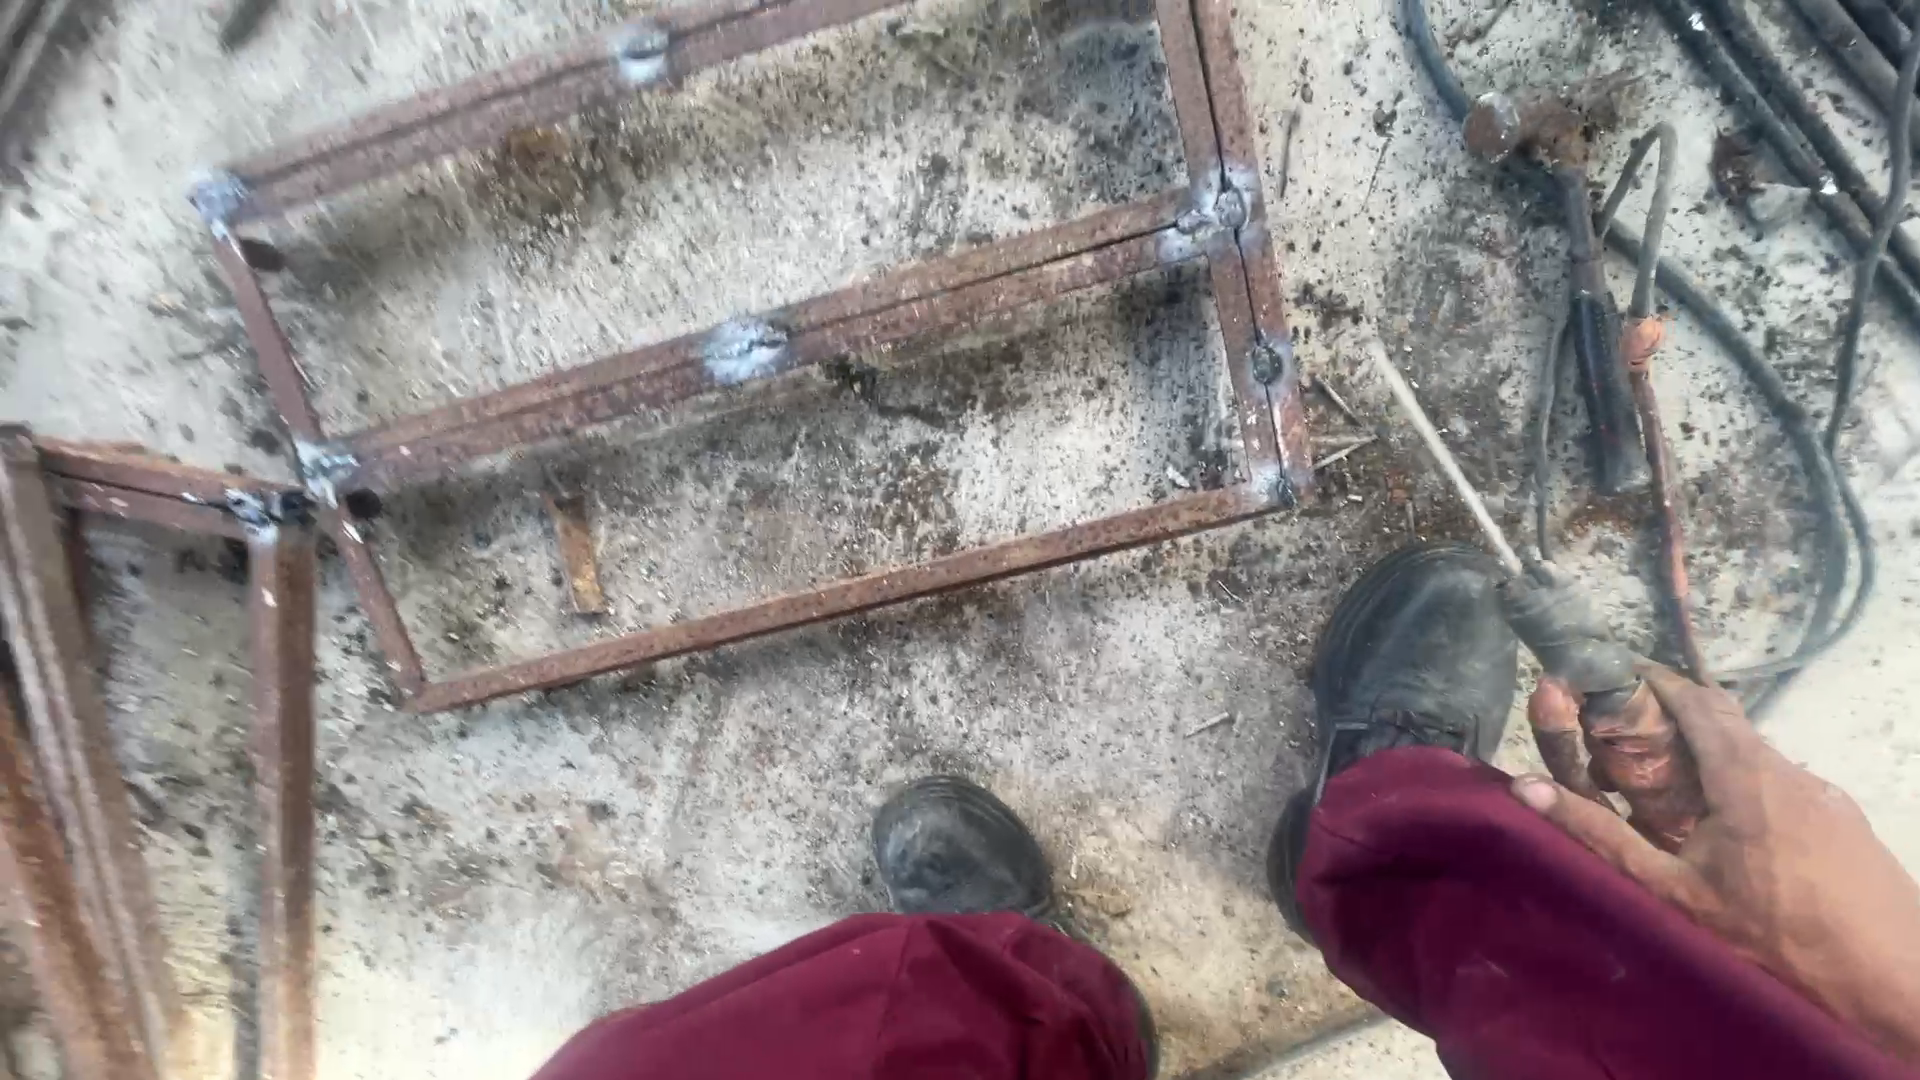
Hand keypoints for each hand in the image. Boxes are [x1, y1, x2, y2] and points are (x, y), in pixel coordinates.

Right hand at [1512, 664, 1919, 1064]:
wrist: (1903, 999)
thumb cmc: (1775, 938)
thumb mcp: (1670, 889)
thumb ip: (1597, 832)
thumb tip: (1525, 785)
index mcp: (1748, 779)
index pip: (1698, 701)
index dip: (1654, 679)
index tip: (1608, 673)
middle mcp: (1793, 776)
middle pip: (1725, 720)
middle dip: (1668, 711)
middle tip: (1615, 730)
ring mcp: (1828, 799)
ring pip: (1752, 751)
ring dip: (1702, 749)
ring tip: (1655, 780)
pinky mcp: (1847, 824)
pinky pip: (1778, 780)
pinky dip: (1734, 776)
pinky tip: (1713, 820)